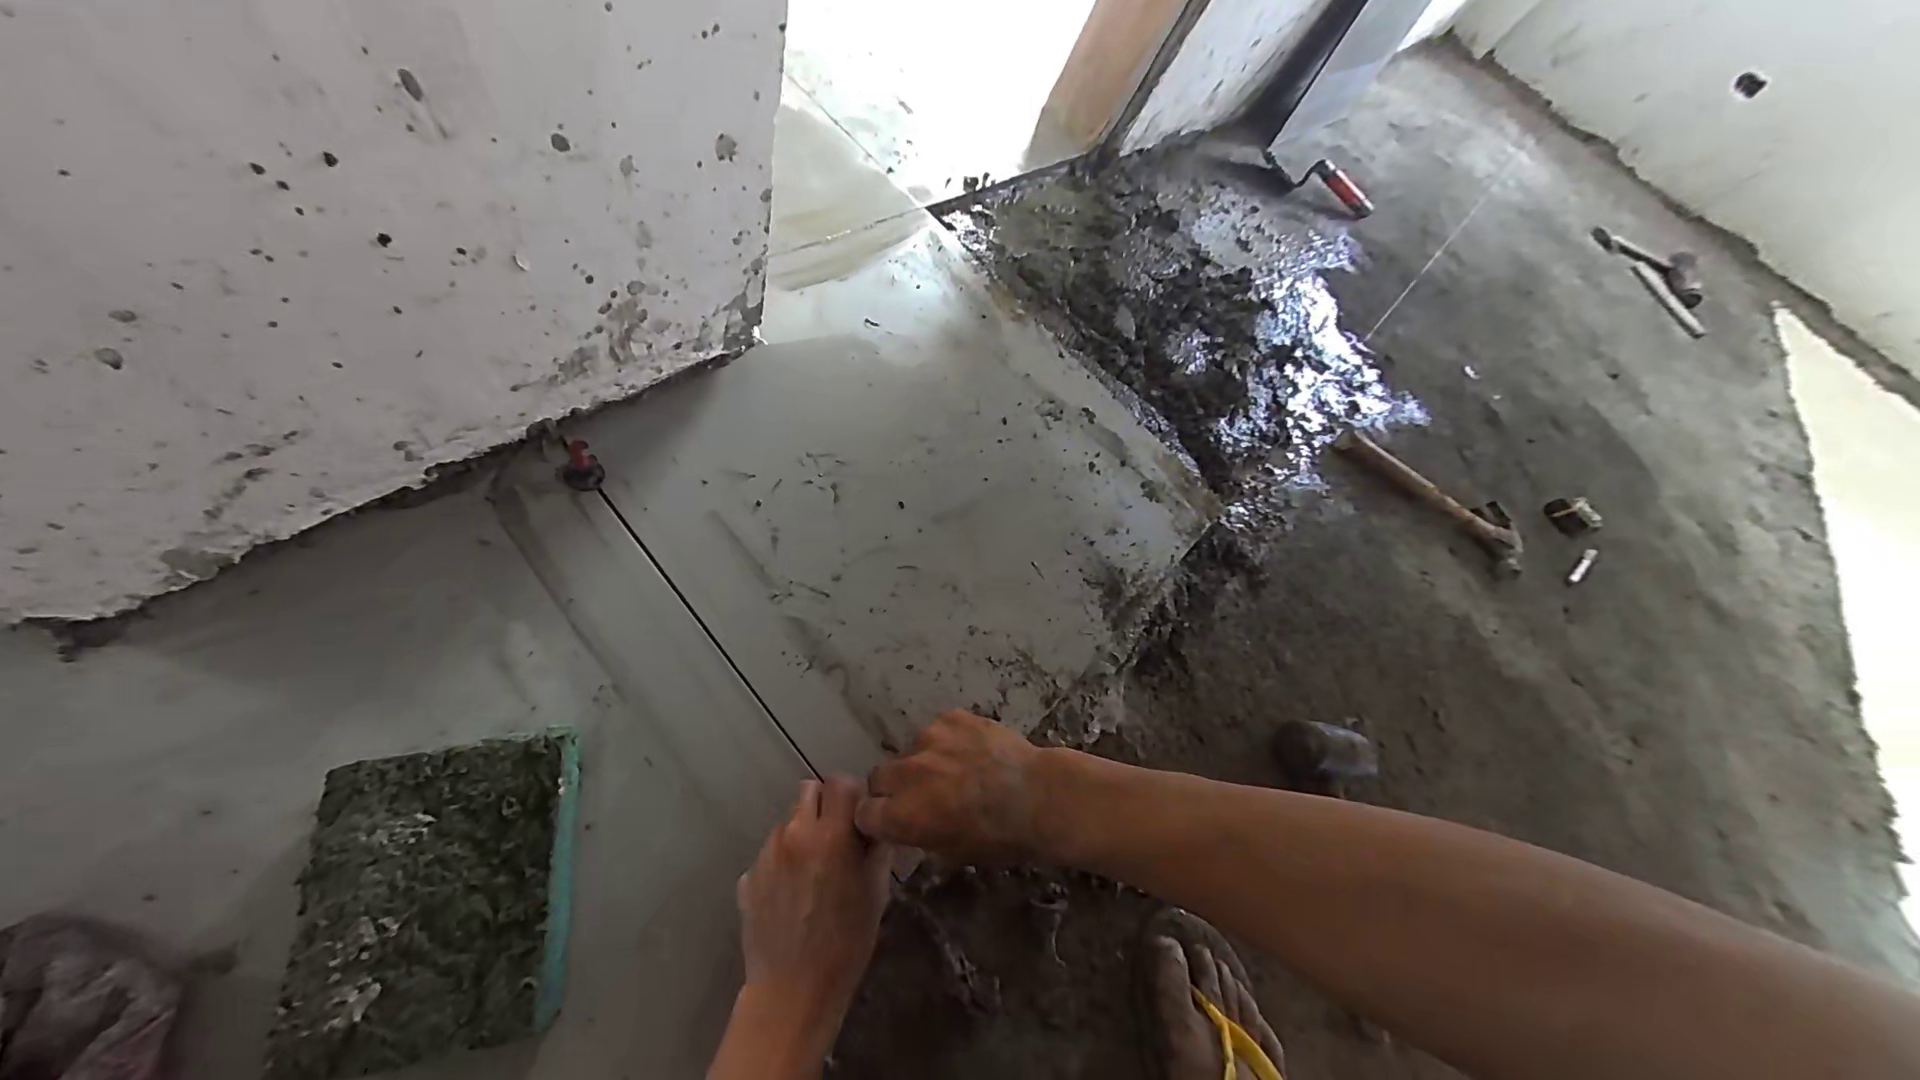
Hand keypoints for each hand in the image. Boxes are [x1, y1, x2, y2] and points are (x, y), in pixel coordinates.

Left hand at [730, 776, 893, 1069]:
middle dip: (825, 805)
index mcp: (830, 834)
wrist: (793, 991)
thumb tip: (875, 821)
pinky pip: (771, 850)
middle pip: (809, 790)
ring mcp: (766, 853)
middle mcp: (793, 833)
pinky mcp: (747, 875)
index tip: (859, 817)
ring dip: (803, 831)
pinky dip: (784, 857)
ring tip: (814, 868)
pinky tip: (794, 890)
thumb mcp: (876, 890)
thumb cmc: (847, 941)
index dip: (853, 794)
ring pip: (788, 820)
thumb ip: (876, 845)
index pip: (841, 781)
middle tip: (837, 836)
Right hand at [855, 710, 1048, 863]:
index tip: (891, 819)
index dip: (877, 817)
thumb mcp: (952, 854)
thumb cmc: (1000, 837)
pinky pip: (937, 729)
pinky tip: (972, 750)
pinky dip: (948, 740)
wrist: (1039, 796)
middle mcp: (907, 773)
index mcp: (902, 814)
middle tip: (923, 794)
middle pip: (880, 776)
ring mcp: (928, 739)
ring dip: (924, 761)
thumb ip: (919, 834)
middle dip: (894, 787)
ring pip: (910, 750)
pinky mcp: (950, 718)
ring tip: (956, 769)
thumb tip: (911, 824)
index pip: (864, 813)